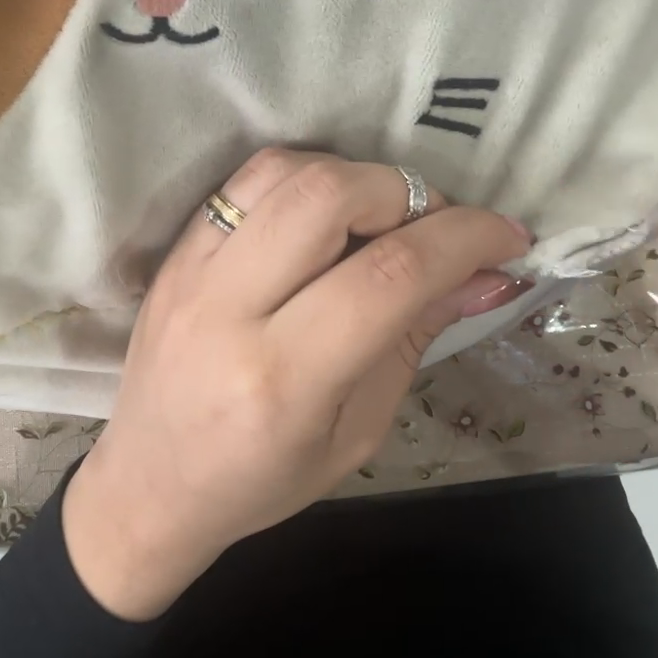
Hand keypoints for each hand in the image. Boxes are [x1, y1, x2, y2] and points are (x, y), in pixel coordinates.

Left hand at [63, 148, 533, 620]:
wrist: (150, 486)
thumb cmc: (260, 482)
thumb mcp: (356, 434)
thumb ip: (414, 340)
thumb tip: (487, 274)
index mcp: (282, 380)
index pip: (387, 274)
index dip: (463, 238)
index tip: (507, 237)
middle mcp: (227, 312)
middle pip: (326, 196)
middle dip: (403, 193)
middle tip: (430, 231)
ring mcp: (189, 275)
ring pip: (280, 172)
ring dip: (351, 176)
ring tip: (376, 221)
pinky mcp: (172, 256)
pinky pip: (241, 182)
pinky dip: (300, 180)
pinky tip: (323, 218)